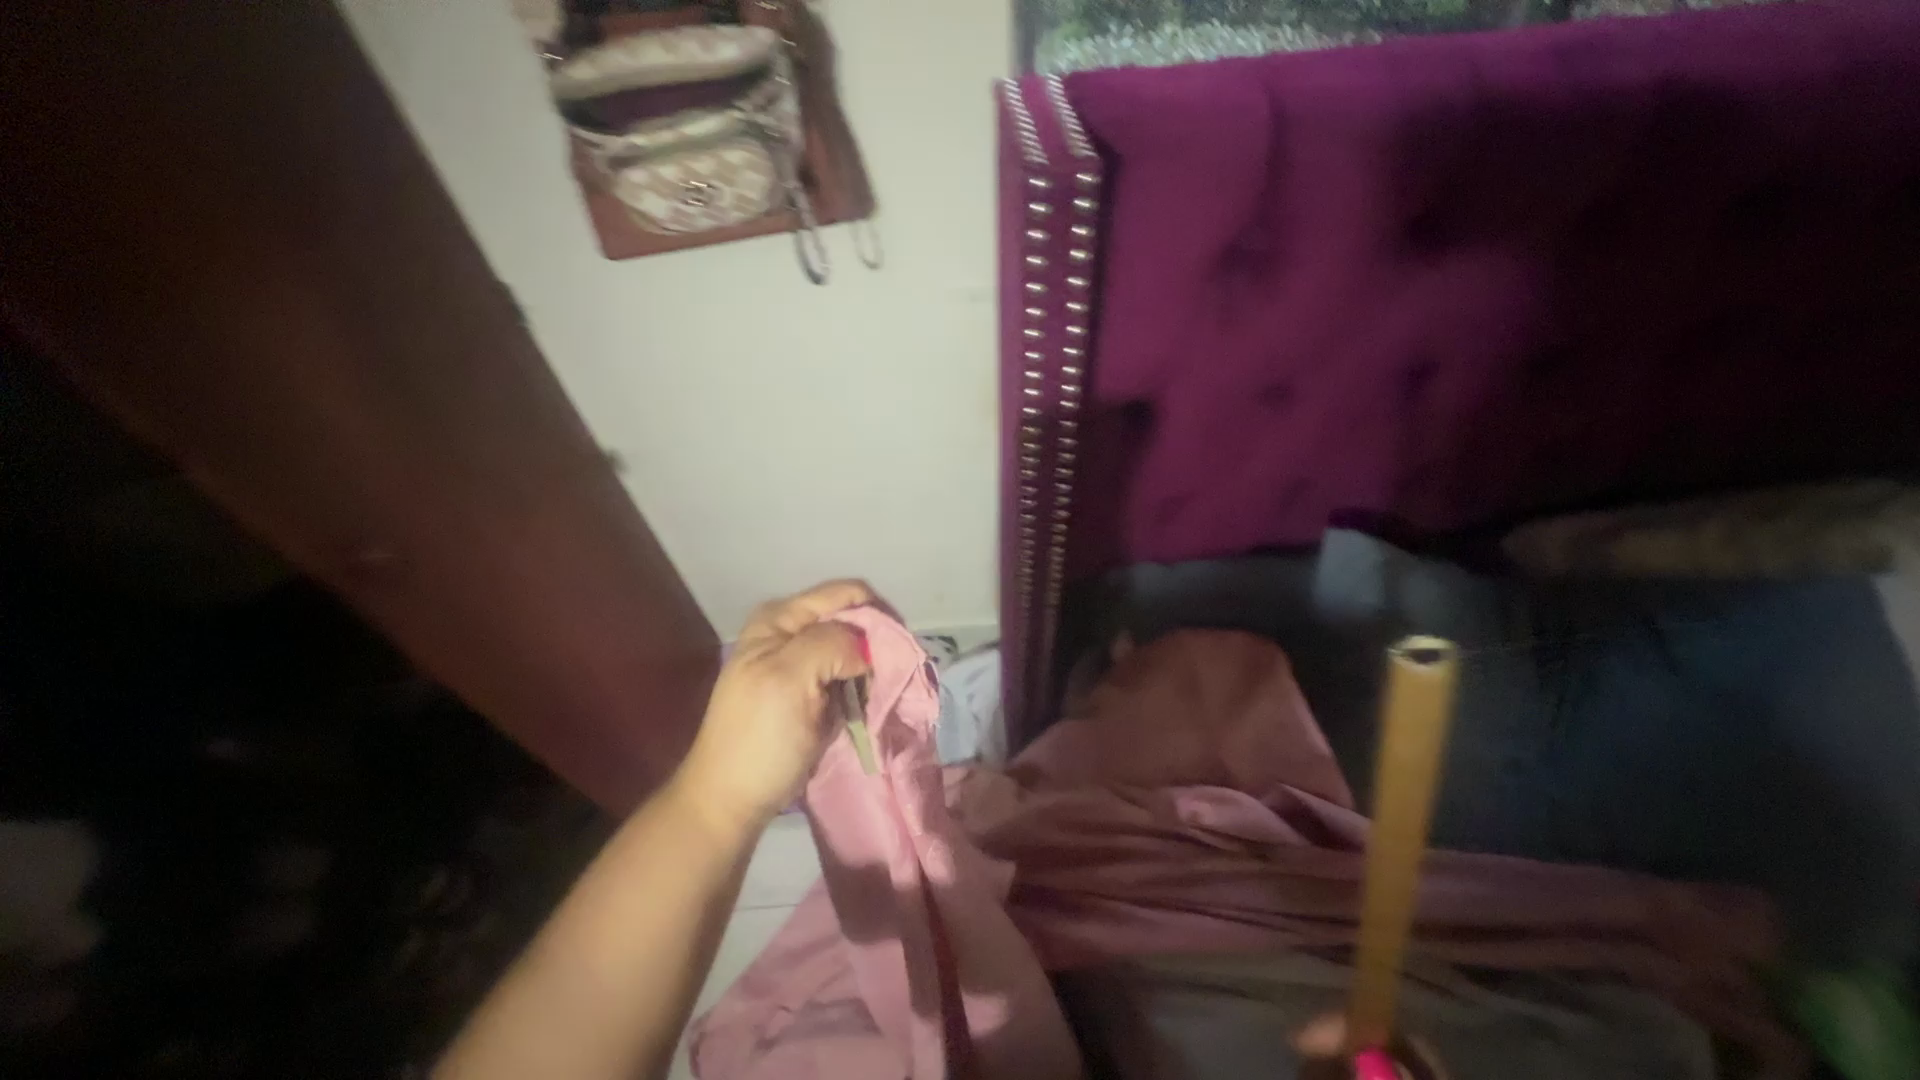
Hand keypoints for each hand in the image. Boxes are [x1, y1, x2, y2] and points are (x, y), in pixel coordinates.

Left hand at [673, 580, 876, 833]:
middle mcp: (791, 633)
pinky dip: (865, 688)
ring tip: (883, 695)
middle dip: (878, 644)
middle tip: (893, 678)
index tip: (897, 652)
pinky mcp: (812, 694)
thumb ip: (829, 644)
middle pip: (853, 619)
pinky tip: (870, 705)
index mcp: (781, 619)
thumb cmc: (758, 740)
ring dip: (875, 670)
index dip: (877, 616)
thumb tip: (867, 646)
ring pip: (855, 650)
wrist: (731, 800)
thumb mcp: (788, 679)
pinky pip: (849, 677)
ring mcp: (801, 665)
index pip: (846, 594)